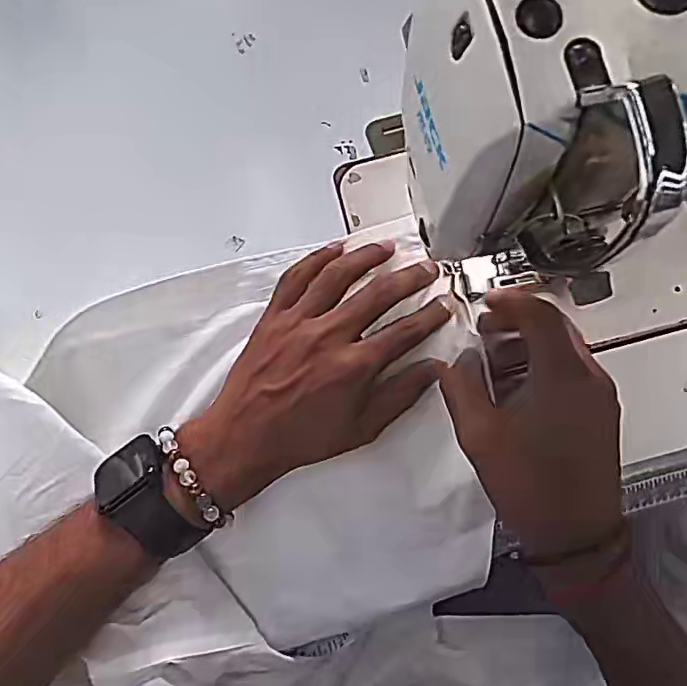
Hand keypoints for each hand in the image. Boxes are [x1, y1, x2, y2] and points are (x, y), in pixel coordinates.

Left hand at [176, 240, 451, 510]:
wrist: (245, 437)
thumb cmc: (298, 437)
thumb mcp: (361, 427)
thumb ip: (400, 396)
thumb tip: (429, 372)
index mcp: (352, 367)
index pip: (404, 331)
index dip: (430, 316)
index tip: (441, 307)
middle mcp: (327, 338)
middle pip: (378, 294)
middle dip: (410, 277)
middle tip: (426, 269)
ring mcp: (298, 323)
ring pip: (337, 275)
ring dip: (366, 256)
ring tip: (385, 248)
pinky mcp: (274, 318)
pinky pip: (296, 278)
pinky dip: (316, 259)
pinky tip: (333, 251)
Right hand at [438, 289, 622, 556]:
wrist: (575, 533)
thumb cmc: (537, 491)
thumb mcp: (479, 434)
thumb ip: (462, 387)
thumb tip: (456, 364)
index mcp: (562, 376)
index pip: (540, 313)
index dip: (510, 300)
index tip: (489, 300)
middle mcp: (589, 379)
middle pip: (555, 325)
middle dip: (516, 322)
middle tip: (485, 330)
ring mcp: (598, 396)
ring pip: (563, 348)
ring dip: (528, 344)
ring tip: (493, 361)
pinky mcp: (599, 412)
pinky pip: (570, 372)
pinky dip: (541, 366)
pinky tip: (513, 387)